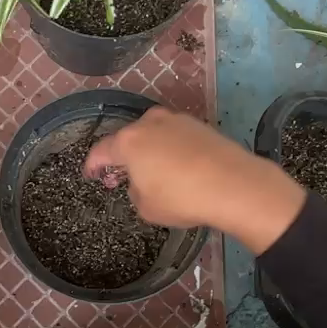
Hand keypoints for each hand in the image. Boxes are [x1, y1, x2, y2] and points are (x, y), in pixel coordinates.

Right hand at [83, 107, 305, 255]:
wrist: (235, 184)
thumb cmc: (182, 198)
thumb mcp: (146, 207)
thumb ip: (134, 190)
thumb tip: (141, 181)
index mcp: (129, 141)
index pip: (101, 151)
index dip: (93, 165)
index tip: (91, 174)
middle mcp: (150, 123)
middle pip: (127, 138)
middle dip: (122, 156)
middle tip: (122, 175)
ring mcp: (177, 120)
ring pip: (152, 134)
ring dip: (148, 150)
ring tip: (152, 171)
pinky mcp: (200, 124)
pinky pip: (174, 136)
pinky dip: (170, 149)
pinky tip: (178, 166)